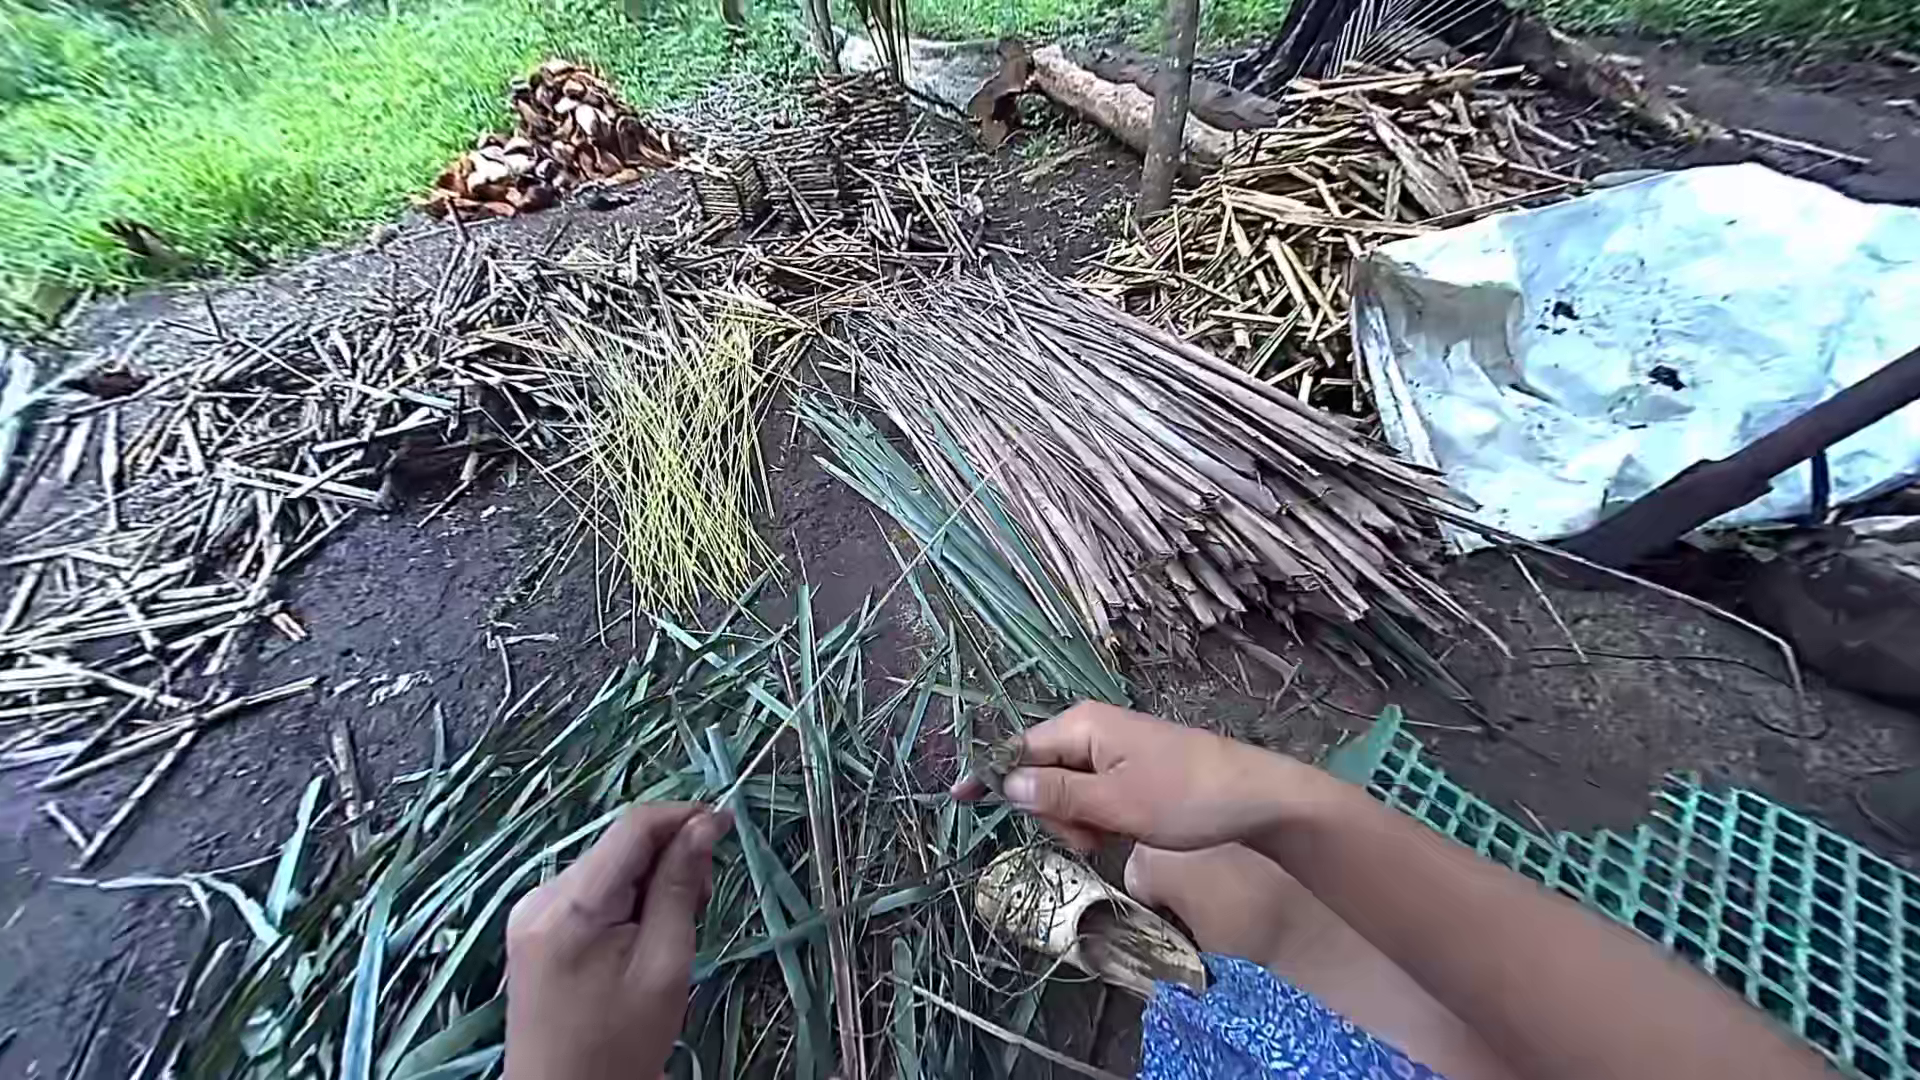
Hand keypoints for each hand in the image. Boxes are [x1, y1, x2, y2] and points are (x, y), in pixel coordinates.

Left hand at [505, 802, 731, 1079]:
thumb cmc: (621, 1044)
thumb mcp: (665, 961)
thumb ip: (681, 883)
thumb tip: (705, 822)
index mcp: (569, 907)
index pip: (634, 827)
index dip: (685, 815)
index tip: (727, 825)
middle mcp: (543, 896)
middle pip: (626, 842)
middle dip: (673, 854)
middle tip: (702, 896)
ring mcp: (535, 910)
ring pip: (617, 859)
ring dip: (657, 874)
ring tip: (678, 917)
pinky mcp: (540, 923)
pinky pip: (601, 882)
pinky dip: (635, 890)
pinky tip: (648, 924)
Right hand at [952, 702, 1329, 850]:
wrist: (1255, 796)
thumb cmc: (1184, 795)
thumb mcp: (1117, 803)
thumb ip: (1058, 796)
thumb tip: (1006, 785)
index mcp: (1082, 726)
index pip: (1020, 749)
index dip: (991, 774)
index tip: (958, 796)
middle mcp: (1090, 729)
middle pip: (1041, 772)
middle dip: (1054, 811)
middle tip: (1088, 838)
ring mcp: (1109, 747)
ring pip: (1065, 788)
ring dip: (1077, 820)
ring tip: (1110, 837)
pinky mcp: (1126, 765)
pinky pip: (1090, 791)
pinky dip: (1096, 816)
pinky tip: (1119, 831)